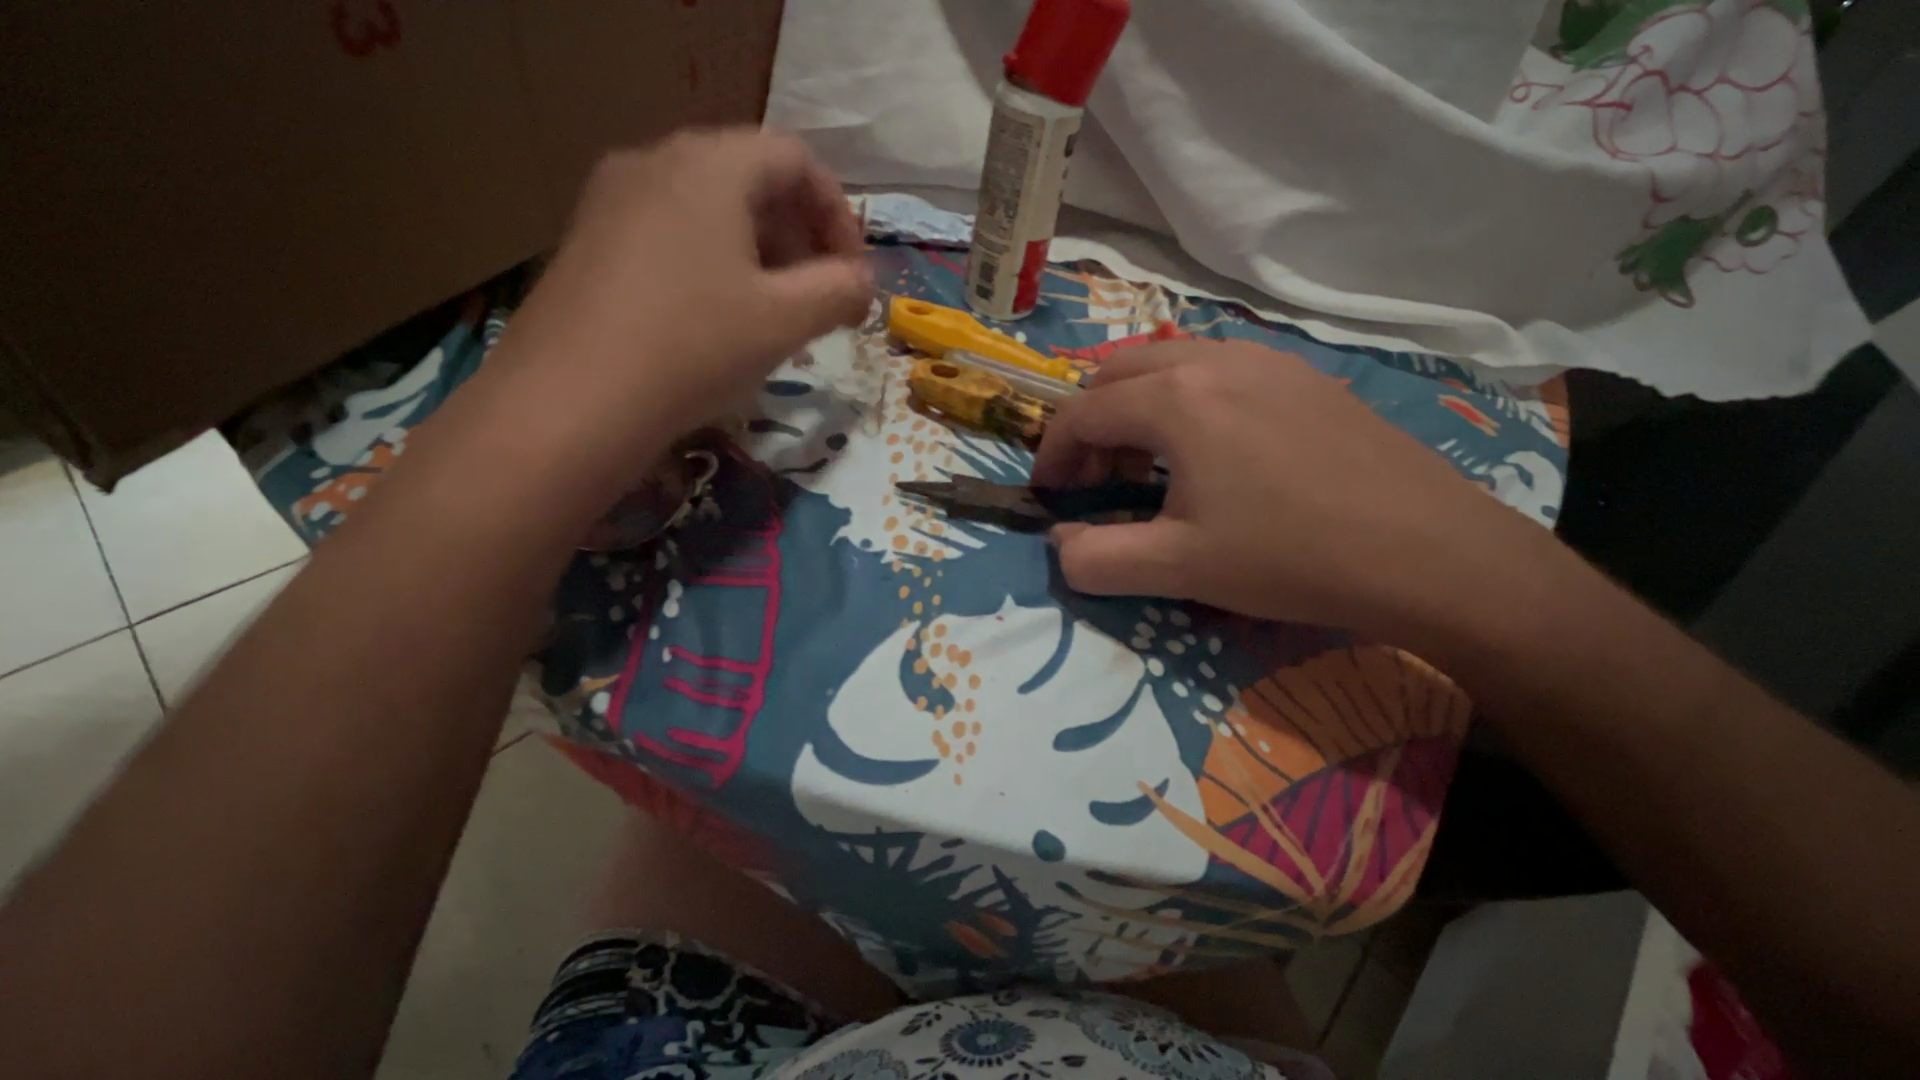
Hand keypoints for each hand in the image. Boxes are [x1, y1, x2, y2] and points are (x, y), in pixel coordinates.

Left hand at [472, 129, 871, 501]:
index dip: (839, 214)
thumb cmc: (691, 347)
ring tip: (772, 316)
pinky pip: (668, 234)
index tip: (852, 275)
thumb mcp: (785, 321)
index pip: (796, 159)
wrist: (568, 403)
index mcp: (709, 164)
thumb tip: (863, 282)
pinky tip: (715, 322)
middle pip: (750, 178)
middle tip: (818, 298)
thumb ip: (840, 291)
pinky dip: (710, 264)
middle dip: (799, 237)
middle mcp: (655, 161)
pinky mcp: (586, 242)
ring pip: (708, 209)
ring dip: (757, 254)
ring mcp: (611, 200)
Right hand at [1032, 342, 1561, 644]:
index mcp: (1174, 399)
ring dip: (1138, 408)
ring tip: (1149, 465)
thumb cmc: (1292, 558)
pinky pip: (1220, 371)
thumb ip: (1096, 560)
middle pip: (1119, 373)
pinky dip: (1188, 401)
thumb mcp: (1178, 570)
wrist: (1428, 551)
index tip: (1049, 499)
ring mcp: (1268, 361)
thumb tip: (1059, 545)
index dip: (1052, 456)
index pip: (1082, 412)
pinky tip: (1214, 453)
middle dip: (1090, 424)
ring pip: (1171, 364)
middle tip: (1094, 480)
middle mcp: (1214, 360)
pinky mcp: (1306, 377)